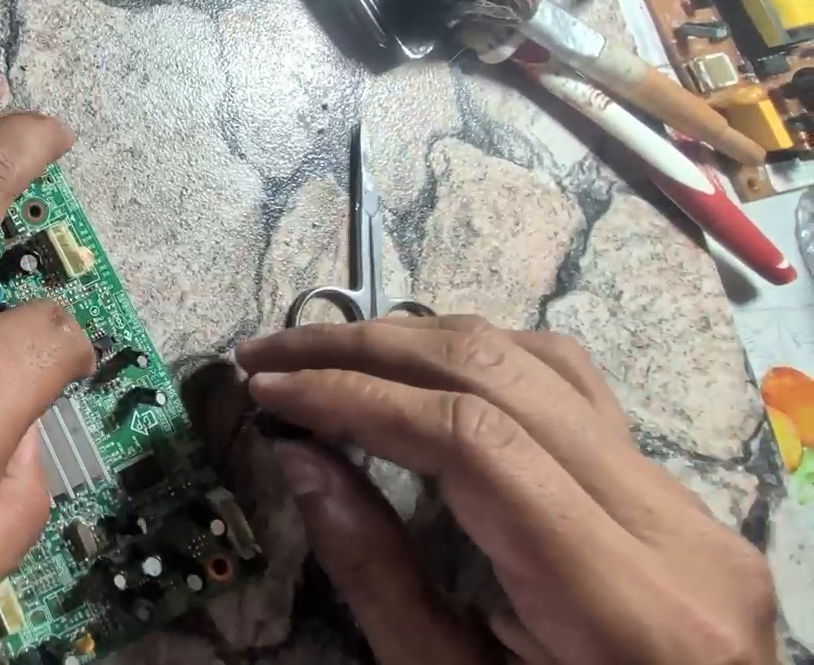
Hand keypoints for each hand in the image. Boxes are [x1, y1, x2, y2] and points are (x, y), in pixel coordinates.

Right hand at [237, 316, 773, 663]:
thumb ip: (371, 568)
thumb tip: (293, 450)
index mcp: (626, 603)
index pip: (471, 438)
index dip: (352, 396)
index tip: (265, 390)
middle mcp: (673, 527)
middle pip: (491, 375)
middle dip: (356, 350)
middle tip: (267, 355)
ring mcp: (676, 494)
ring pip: (524, 356)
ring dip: (402, 339)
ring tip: (319, 354)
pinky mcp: (660, 480)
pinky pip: (559, 376)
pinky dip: (465, 352)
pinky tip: (408, 366)